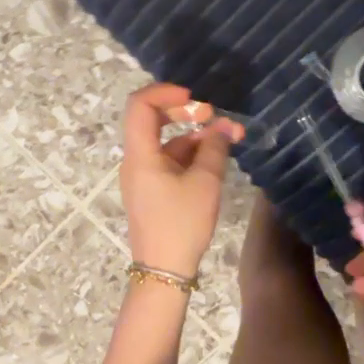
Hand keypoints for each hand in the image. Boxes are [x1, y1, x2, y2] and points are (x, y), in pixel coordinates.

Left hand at [120, 83, 243, 277]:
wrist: (164, 270)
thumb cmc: (182, 224)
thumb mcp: (205, 183)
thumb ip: (214, 148)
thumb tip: (223, 126)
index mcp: (140, 155)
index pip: (140, 105)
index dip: (166, 93)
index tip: (195, 98)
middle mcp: (135, 161)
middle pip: (151, 120)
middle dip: (183, 111)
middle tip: (212, 114)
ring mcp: (142, 176)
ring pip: (164, 142)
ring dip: (193, 135)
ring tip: (228, 137)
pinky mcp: (152, 190)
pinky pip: (168, 160)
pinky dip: (190, 154)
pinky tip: (215, 158)